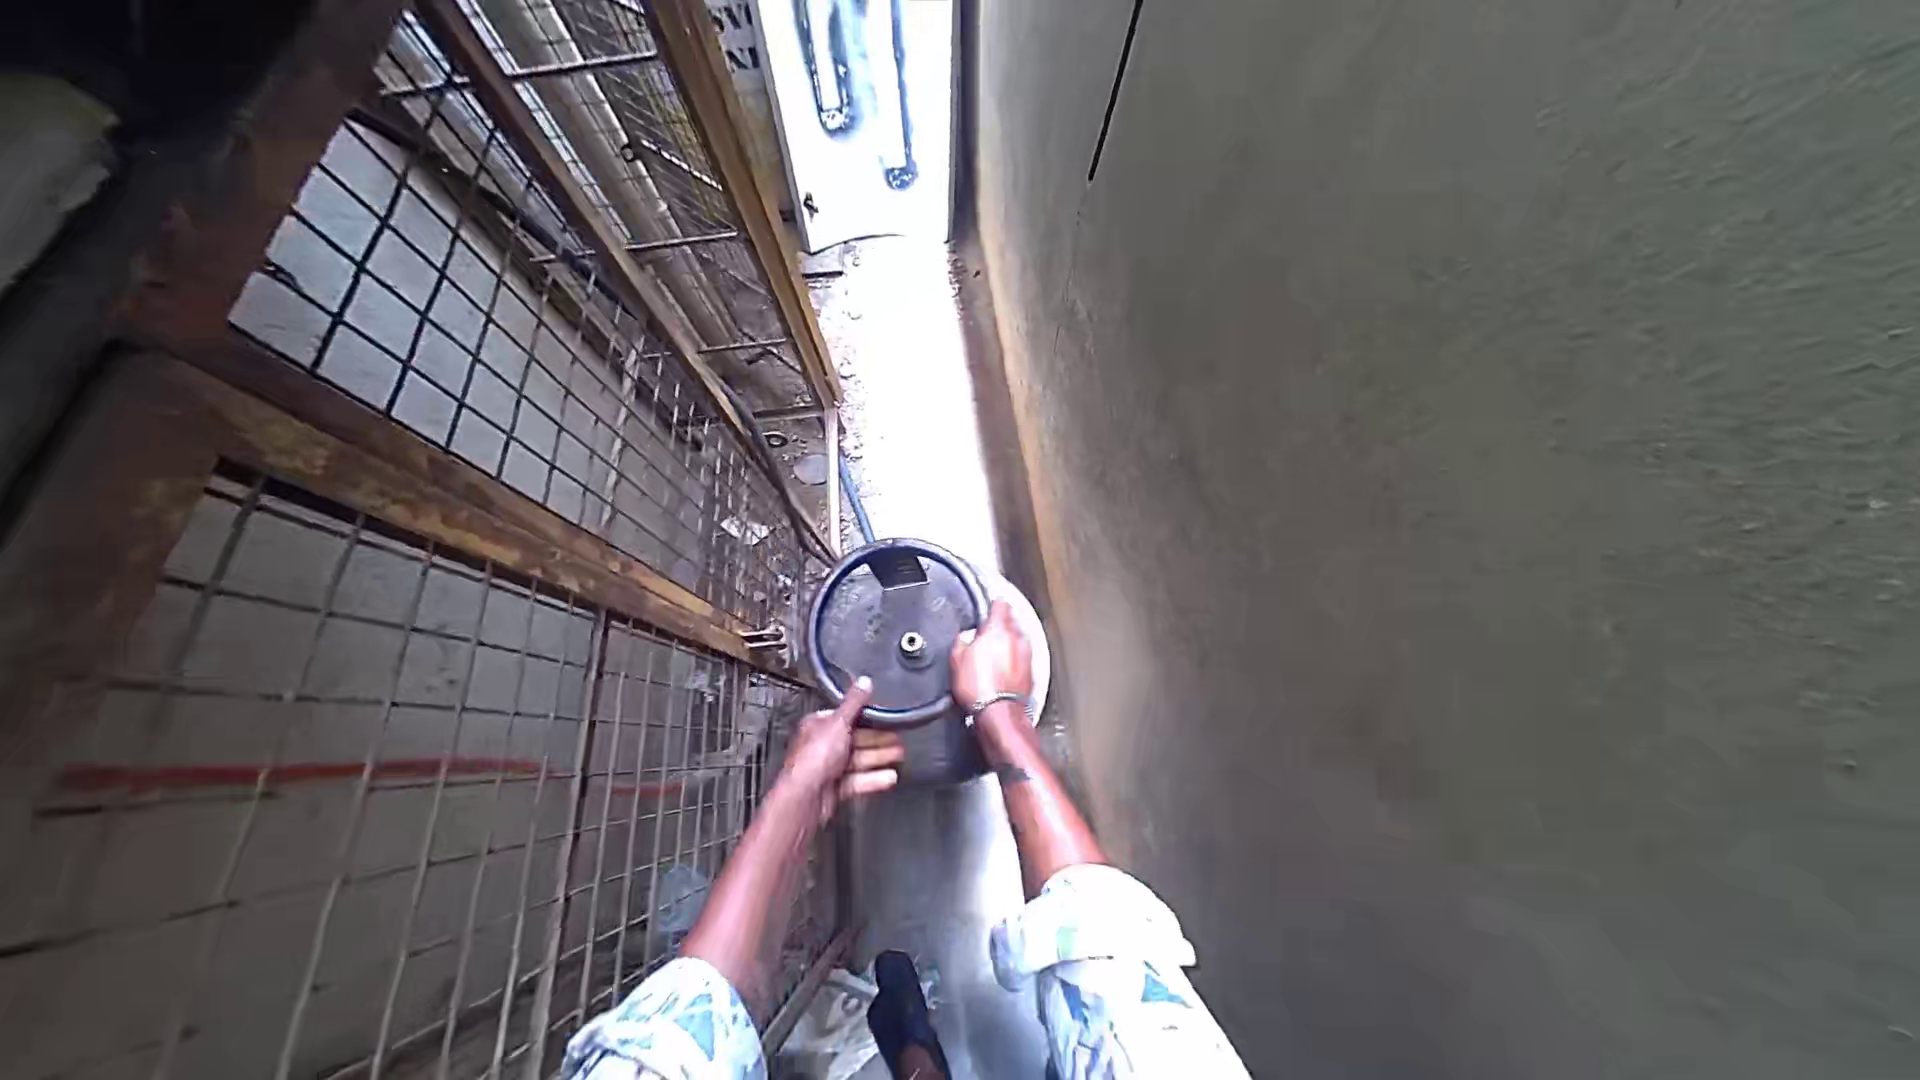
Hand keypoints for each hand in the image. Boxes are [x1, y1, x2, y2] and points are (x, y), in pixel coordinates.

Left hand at [780, 676, 906, 821]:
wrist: (805, 798)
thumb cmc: (813, 759)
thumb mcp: (839, 722)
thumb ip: (854, 703)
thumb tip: (863, 682)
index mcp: (818, 725)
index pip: (847, 717)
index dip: (868, 718)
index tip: (886, 718)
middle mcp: (821, 746)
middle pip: (855, 739)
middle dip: (878, 739)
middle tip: (898, 739)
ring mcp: (827, 768)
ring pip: (858, 760)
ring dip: (880, 757)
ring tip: (899, 755)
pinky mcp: (834, 789)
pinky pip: (858, 781)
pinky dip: (874, 779)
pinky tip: (889, 777)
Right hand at [950, 600, 1033, 706]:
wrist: (999, 713)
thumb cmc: (979, 688)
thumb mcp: (957, 660)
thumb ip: (961, 642)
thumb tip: (964, 638)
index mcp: (998, 630)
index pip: (1000, 606)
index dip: (994, 604)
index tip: (991, 605)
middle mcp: (1016, 639)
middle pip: (1011, 621)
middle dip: (1001, 624)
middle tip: (988, 630)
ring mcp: (1026, 654)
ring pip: (1017, 639)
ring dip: (1008, 641)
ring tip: (994, 651)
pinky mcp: (1030, 670)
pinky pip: (1021, 656)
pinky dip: (1013, 657)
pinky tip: (1003, 667)